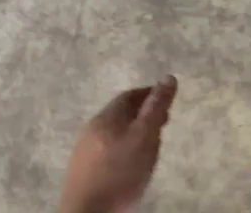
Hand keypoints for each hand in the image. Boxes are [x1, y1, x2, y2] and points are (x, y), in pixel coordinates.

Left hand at [57, 77, 177, 212]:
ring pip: (113, 135)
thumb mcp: (145, 136)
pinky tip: (128, 166)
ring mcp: (82, 152)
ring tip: (148, 147)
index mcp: (105, 116)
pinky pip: (106, 153)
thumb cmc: (120, 172)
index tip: (167, 103)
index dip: (150, 95)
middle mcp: (90, 129)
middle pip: (120, 115)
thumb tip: (168, 77)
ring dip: (132, 135)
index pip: (130, 95)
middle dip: (142, 116)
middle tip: (162, 125)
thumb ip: (156, 107)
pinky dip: (121, 151)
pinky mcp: (81, 174)